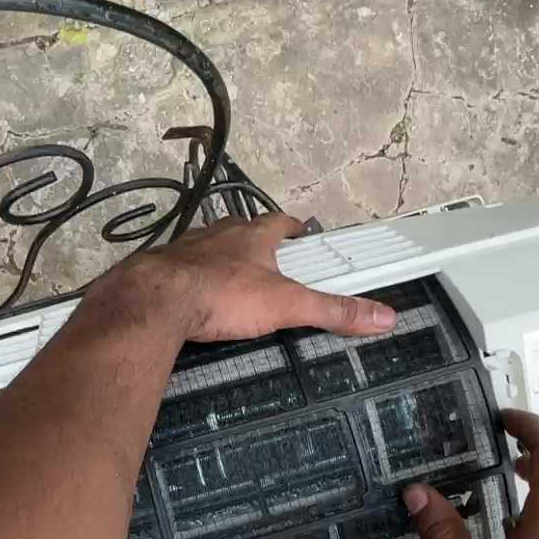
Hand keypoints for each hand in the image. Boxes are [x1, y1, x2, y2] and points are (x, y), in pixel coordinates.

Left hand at [93, 213, 395, 342]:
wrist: (157, 300)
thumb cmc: (223, 294)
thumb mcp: (286, 305)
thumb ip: (332, 310)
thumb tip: (382, 316)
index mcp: (252, 236)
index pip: (279, 222)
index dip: (292, 228)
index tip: (300, 231)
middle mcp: (218, 235)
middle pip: (243, 232)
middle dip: (255, 244)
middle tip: (267, 261)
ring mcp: (186, 250)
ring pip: (210, 248)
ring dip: (221, 259)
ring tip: (230, 280)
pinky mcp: (162, 270)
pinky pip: (181, 269)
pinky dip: (190, 277)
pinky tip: (192, 294)